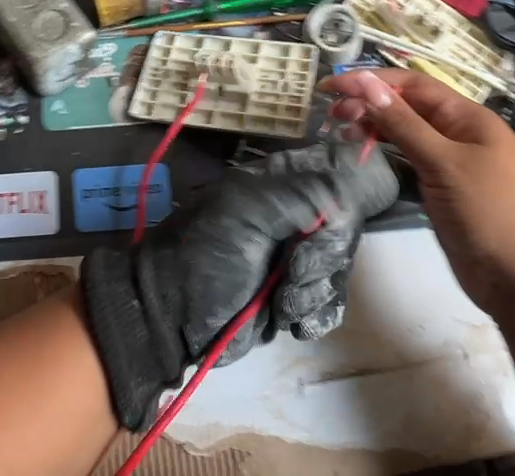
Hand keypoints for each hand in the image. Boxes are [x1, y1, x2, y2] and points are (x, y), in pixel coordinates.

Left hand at [81, 142, 396, 429]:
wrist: (173, 313)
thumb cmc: (205, 251)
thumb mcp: (244, 210)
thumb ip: (296, 196)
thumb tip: (341, 197)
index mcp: (280, 192)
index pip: (332, 194)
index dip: (334, 220)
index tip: (317, 240)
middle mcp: (292, 223)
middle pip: (339, 239)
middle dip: (322, 264)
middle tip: (291, 276)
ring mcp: (293, 264)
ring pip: (335, 276)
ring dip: (315, 294)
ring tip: (282, 305)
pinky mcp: (292, 302)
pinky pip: (327, 307)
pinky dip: (318, 316)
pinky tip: (299, 324)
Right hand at [322, 68, 514, 312]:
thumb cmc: (491, 214)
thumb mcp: (444, 163)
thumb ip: (403, 124)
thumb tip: (366, 83)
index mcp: (469, 118)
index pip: (414, 85)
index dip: (372, 81)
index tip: (332, 87)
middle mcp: (461, 135)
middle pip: (409, 107)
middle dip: (370, 104)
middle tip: (332, 116)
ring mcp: (453, 165)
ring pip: (408, 135)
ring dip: (376, 128)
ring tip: (341, 131)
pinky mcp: (445, 193)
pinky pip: (412, 162)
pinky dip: (388, 155)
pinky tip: (365, 156)